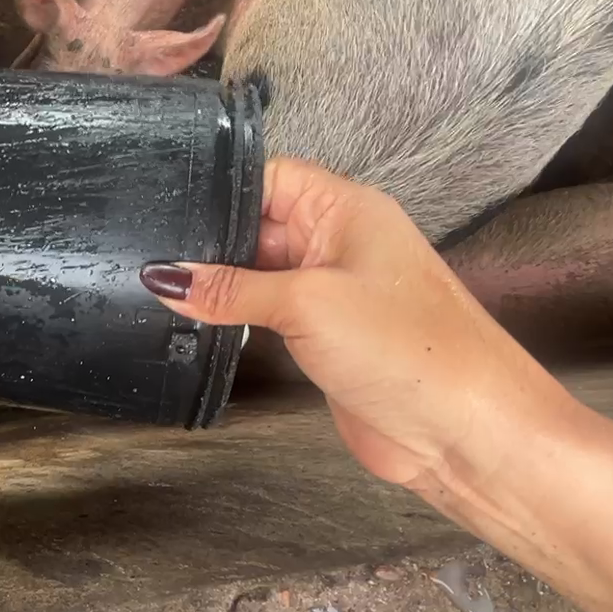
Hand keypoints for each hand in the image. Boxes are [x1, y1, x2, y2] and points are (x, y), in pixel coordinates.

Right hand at [140, 158, 568, 486]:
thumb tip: (164, 278)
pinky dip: (232, 314)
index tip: (164, 208)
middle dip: (209, 242)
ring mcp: (328, 290)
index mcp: (346, 210)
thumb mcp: (305, 303)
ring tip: (159, 290)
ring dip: (218, 283)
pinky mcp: (319, 333)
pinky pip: (263, 309)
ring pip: (255, 271)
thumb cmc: (406, 348)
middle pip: (256, 225)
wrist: (464, 433)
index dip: (221, 189)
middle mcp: (336, 242)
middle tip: (148, 256)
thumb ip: (229, 288)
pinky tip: (194, 320)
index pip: (270, 178)